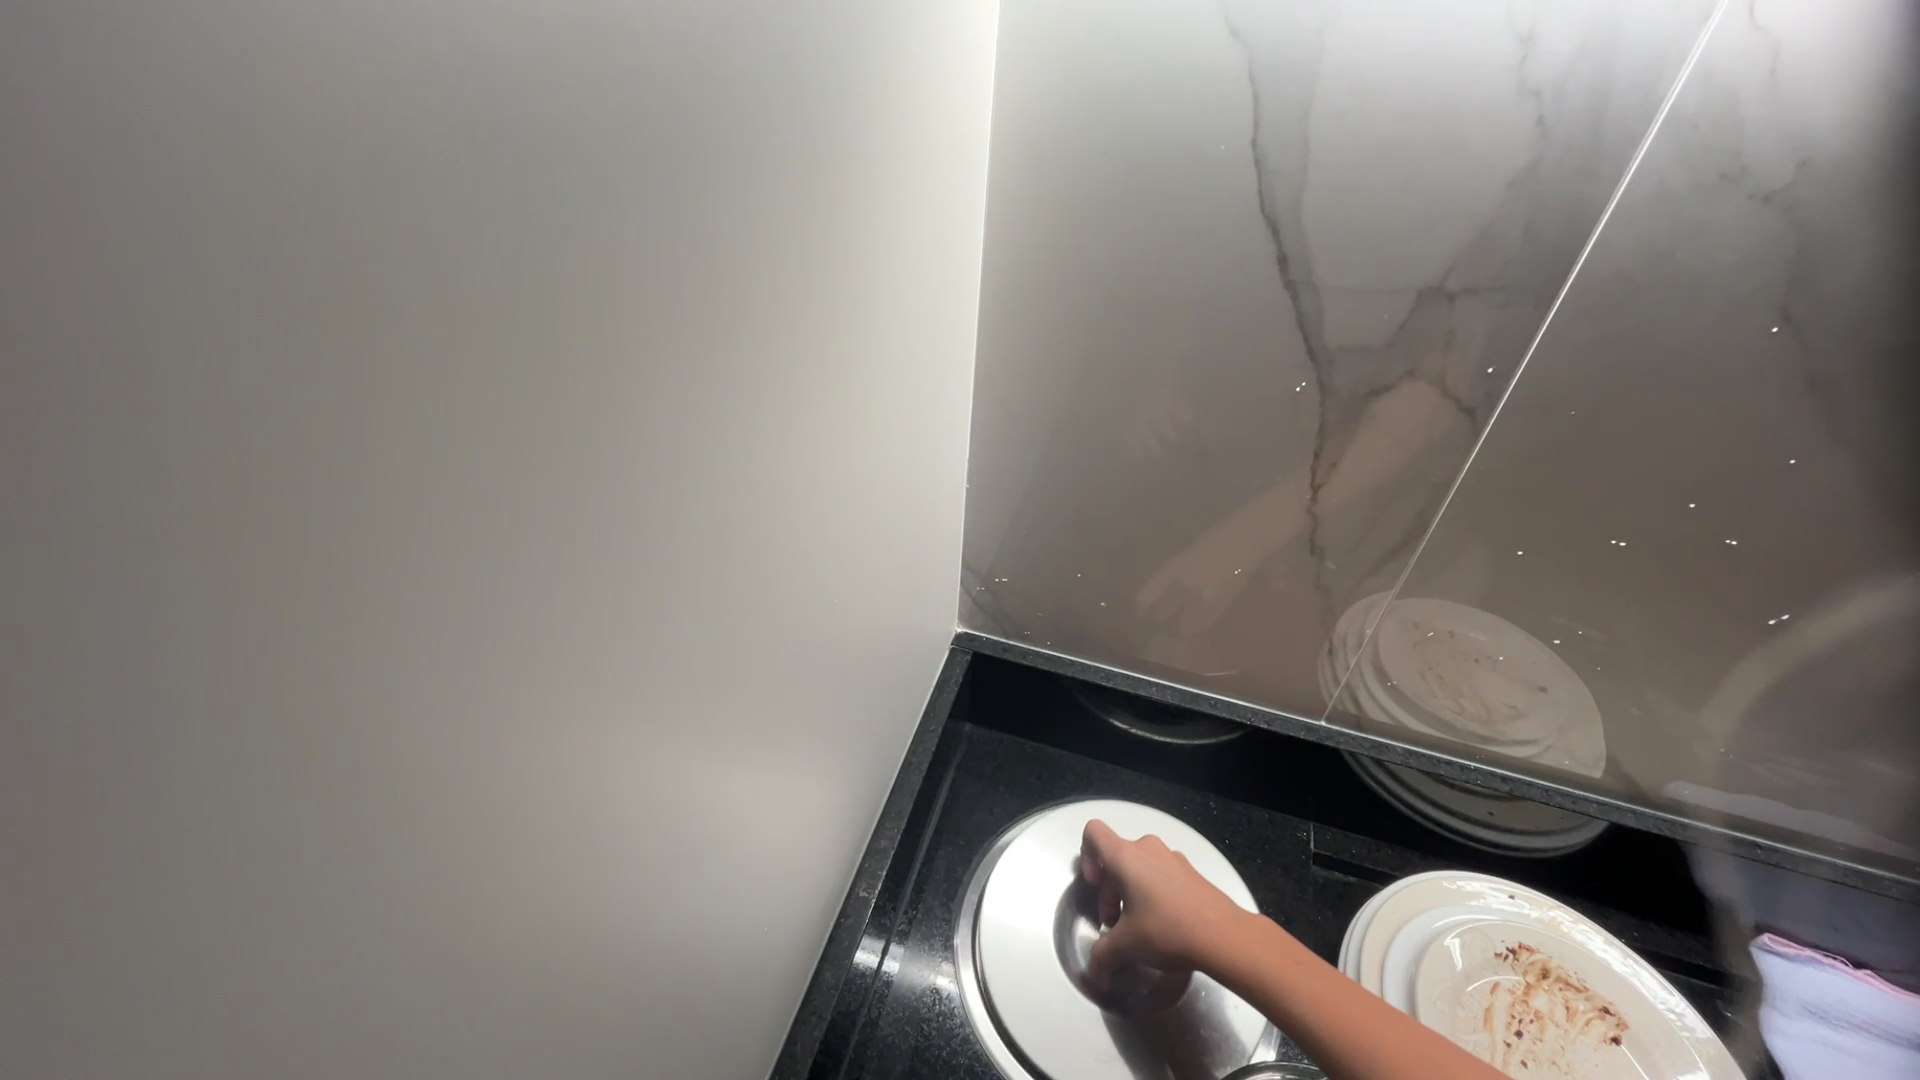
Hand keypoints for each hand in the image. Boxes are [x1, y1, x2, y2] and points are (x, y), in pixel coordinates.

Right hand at [1078, 819, 1254, 987]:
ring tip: (1141, 925)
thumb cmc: (1167, 930)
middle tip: (1116, 921)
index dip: (1086, 856)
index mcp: (1125, 856)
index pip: (1093, 832)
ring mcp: (1172, 857)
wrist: (1224, 936)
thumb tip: (1094, 974)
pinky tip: (1165, 923)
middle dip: (1110, 889)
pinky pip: (1161, 872)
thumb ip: (1102, 956)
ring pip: (1139, 865)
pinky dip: (1154, 892)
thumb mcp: (1126, 947)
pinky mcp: (1191, 871)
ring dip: (1131, 891)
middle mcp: (1147, 848)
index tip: (1096, 886)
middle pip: (1116, 857)